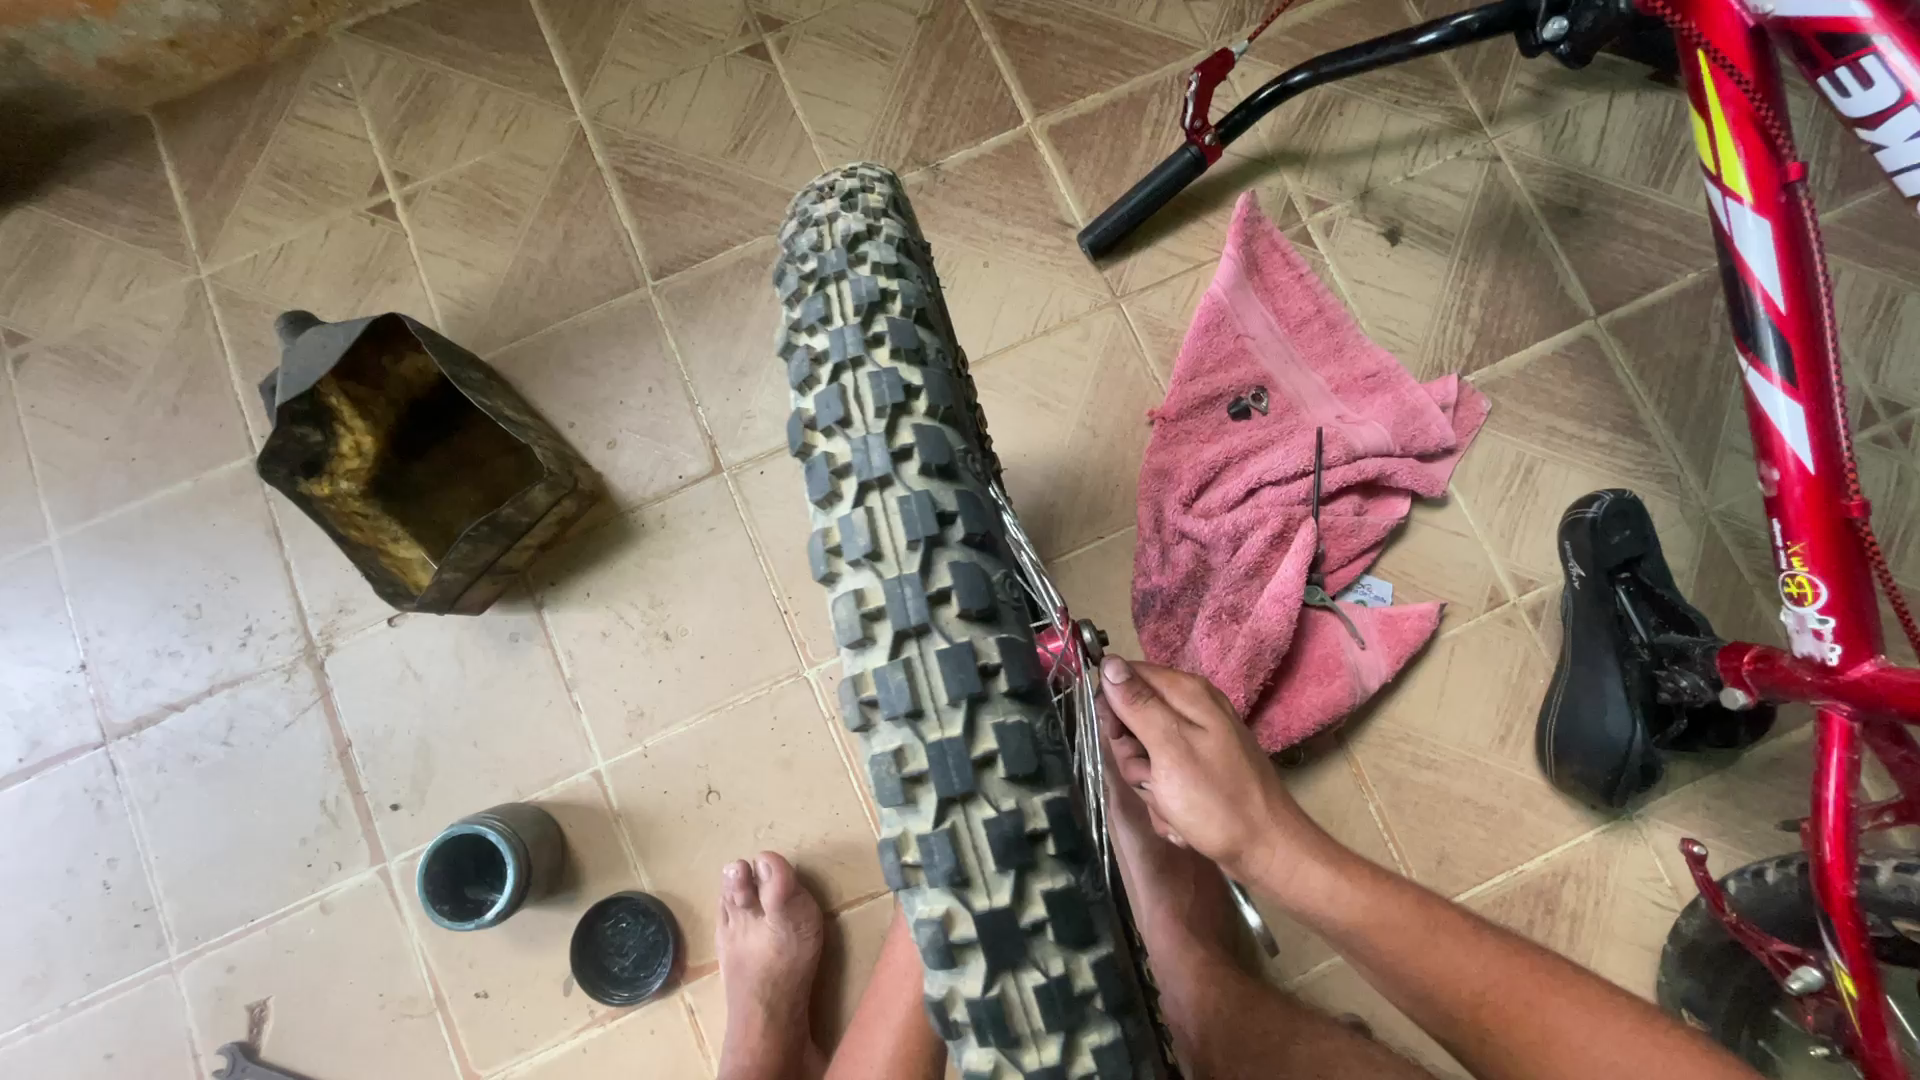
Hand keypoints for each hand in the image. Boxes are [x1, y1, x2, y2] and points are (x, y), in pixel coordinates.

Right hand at [1100, 655, 1345, 890]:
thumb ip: (1137, 704)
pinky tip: (1180, 815)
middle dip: (1132, 755)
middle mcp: (1192, 708)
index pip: (1125, 677)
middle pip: (1132, 718)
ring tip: (1170, 802)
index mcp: (1186, 692)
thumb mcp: (1170, 748)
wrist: (1267, 851)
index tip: (1116, 737)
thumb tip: (1108, 662)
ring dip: (1148, 783)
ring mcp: (1197, 741)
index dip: (1112, 706)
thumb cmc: (1217, 800)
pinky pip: (1162, 776)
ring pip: (1144, 753)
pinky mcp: (1199, 769)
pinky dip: (1164, 799)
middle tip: (1150, 776)